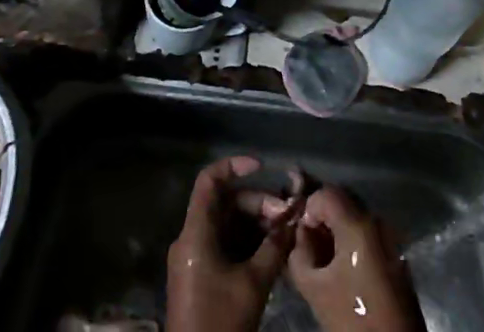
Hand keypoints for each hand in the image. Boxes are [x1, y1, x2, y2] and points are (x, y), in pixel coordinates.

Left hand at [167, 157, 294, 331]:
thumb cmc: (221, 320)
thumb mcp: (253, 284)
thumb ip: (273, 248)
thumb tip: (292, 219)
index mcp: (195, 232)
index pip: (209, 181)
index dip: (233, 166)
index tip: (261, 167)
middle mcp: (191, 237)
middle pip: (223, 204)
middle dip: (256, 204)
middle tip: (287, 217)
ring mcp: (194, 256)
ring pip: (226, 225)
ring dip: (255, 225)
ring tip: (285, 233)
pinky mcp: (201, 274)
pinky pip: (225, 245)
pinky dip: (247, 243)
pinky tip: (273, 251)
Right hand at [288, 188, 422, 331]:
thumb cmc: (353, 317)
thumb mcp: (312, 286)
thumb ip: (298, 251)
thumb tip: (302, 234)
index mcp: (358, 226)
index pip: (326, 193)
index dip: (308, 207)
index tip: (301, 231)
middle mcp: (378, 223)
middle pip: (342, 200)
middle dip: (321, 213)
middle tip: (307, 235)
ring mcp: (391, 238)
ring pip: (355, 216)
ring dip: (335, 225)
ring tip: (321, 249)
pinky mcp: (396, 255)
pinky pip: (367, 232)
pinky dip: (350, 237)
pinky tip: (340, 260)